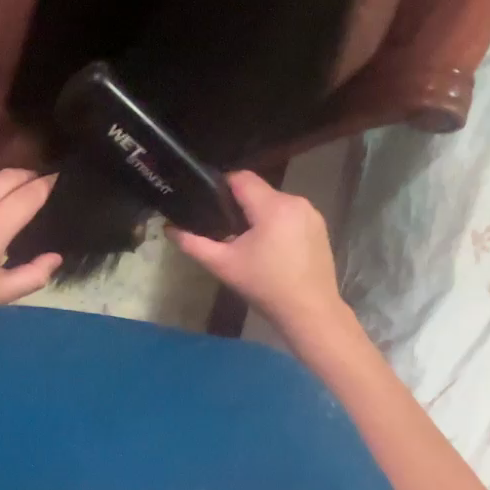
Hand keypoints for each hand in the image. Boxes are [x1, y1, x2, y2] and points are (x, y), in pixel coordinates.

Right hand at [170, 171, 345, 331]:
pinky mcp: (320, 227)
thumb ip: (193, 244)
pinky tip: (271, 249)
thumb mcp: (223, 265)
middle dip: (240, 206)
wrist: (309, 312)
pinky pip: (291, 215)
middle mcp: (295, 201)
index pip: (241, 178)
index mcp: (272, 206)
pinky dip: (278, 224)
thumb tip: (169, 228)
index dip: (221, 187)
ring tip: (248, 243)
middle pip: (258, 191)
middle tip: (225, 231)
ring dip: (259, 216)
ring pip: (275, 203)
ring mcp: (311, 214)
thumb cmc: (265, 287)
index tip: (209, 205)